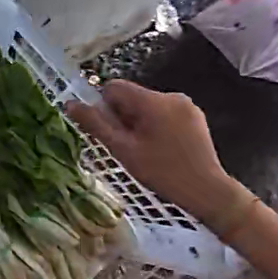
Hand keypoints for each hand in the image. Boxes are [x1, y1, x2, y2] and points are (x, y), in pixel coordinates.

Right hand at [66, 79, 250, 227]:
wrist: (207, 190)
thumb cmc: (162, 172)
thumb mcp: (123, 150)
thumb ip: (96, 125)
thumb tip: (70, 104)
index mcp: (152, 100)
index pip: (114, 87)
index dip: (106, 108)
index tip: (113, 133)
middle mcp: (170, 95)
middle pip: (132, 97)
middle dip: (125, 118)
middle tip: (130, 147)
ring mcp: (186, 104)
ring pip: (149, 106)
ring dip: (141, 123)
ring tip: (148, 151)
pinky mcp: (196, 115)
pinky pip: (166, 113)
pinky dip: (158, 126)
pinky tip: (164, 149)